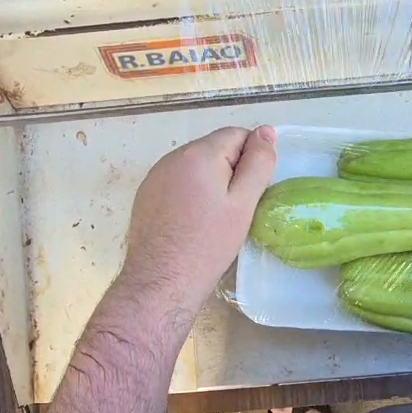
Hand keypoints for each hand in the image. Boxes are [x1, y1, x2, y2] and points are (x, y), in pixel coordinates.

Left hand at [119, 126, 277, 314]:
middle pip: (214, 150)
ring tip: (213, 219)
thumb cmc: (208, 244)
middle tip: (236, 209)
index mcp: (198, 154)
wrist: (162, 281)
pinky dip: (190, 195)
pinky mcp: (146, 196)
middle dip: (230, 171)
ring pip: (195, 167)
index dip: (251, 159)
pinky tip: (192, 223)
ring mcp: (155, 176)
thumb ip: (257, 163)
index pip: (236, 135)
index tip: (251, 192)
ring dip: (210, 183)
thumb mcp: (243, 204)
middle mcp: (172, 157)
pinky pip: (178, 183)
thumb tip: (265, 131)